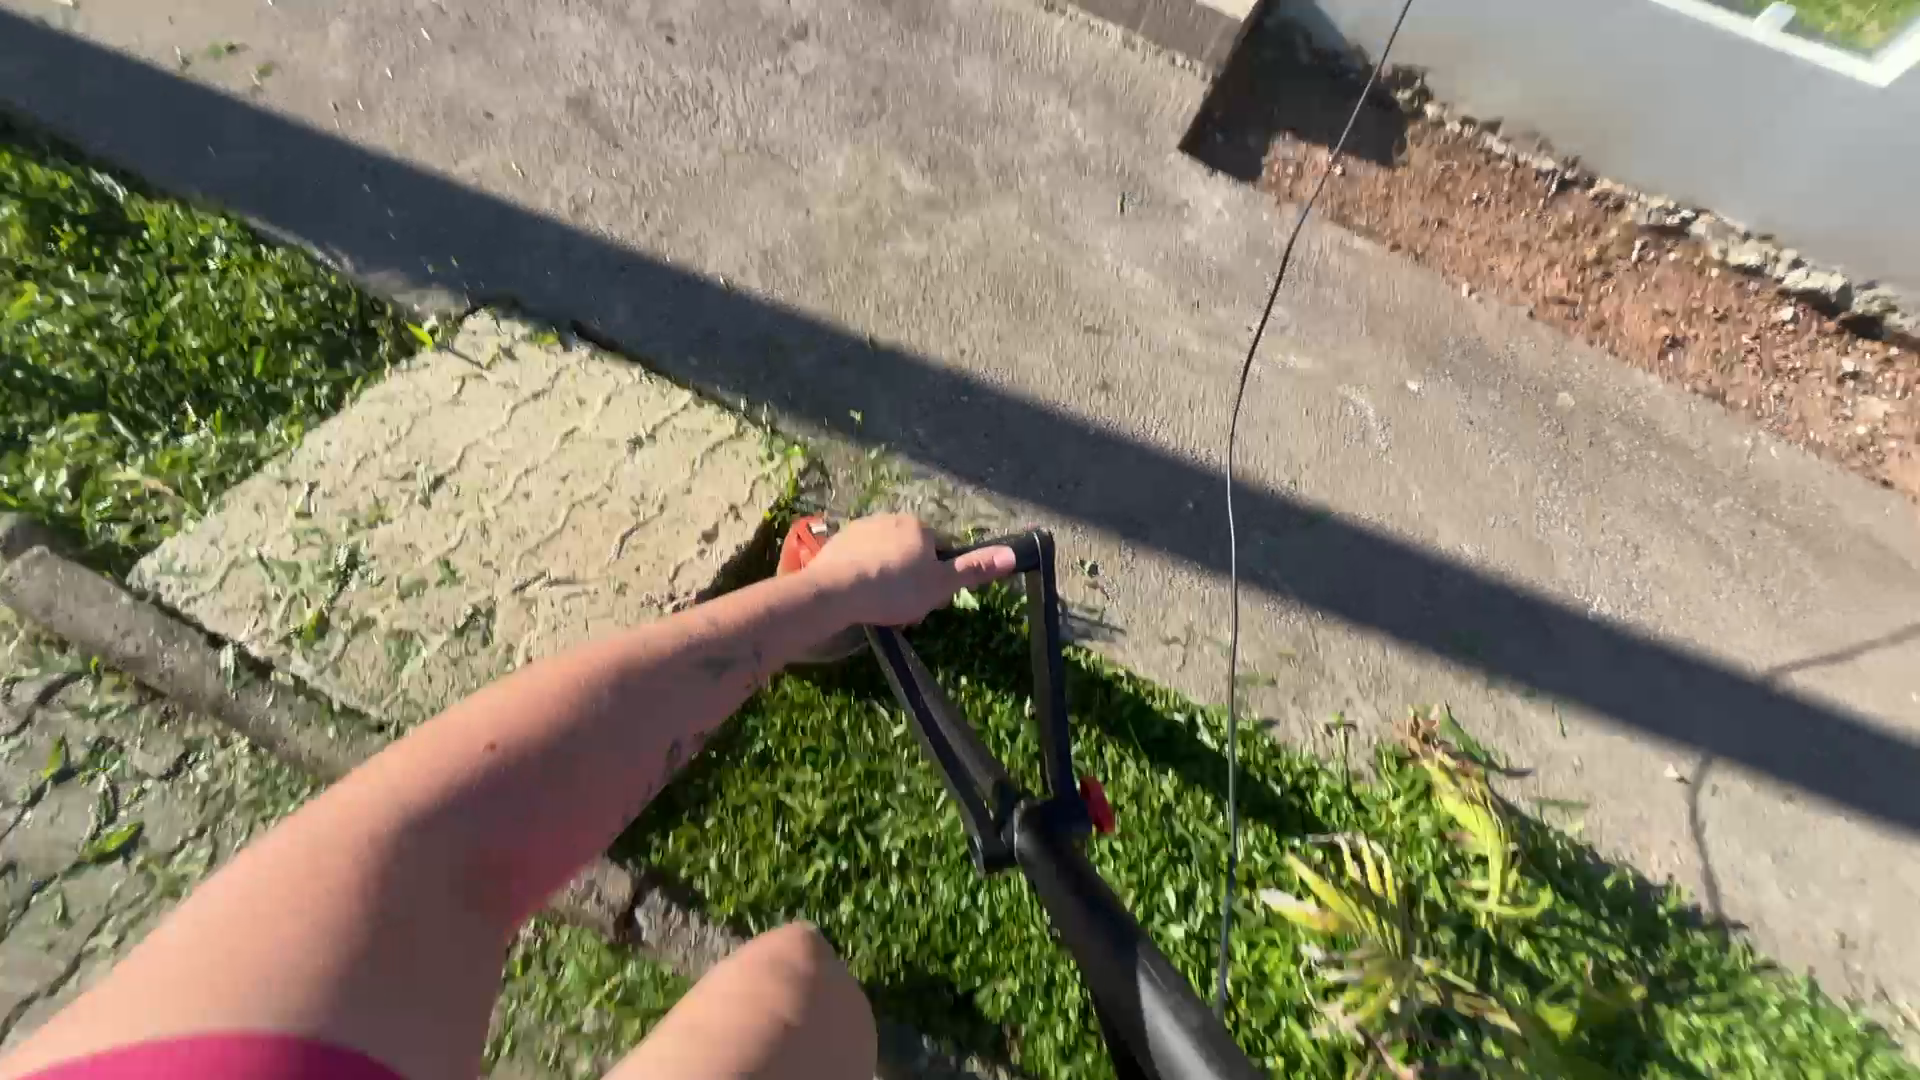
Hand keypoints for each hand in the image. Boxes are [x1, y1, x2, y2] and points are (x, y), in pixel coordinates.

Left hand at [803, 515, 1016, 627]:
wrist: (835, 591)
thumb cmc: (895, 589)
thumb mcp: (941, 584)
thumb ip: (974, 569)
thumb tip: (1012, 554)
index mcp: (919, 526)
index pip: (940, 551)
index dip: (939, 578)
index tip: (930, 602)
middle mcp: (891, 518)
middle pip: (911, 554)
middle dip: (911, 580)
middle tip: (904, 611)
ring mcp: (861, 528)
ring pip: (885, 557)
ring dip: (887, 580)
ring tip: (880, 609)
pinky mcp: (837, 542)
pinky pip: (859, 561)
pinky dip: (863, 578)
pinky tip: (859, 598)